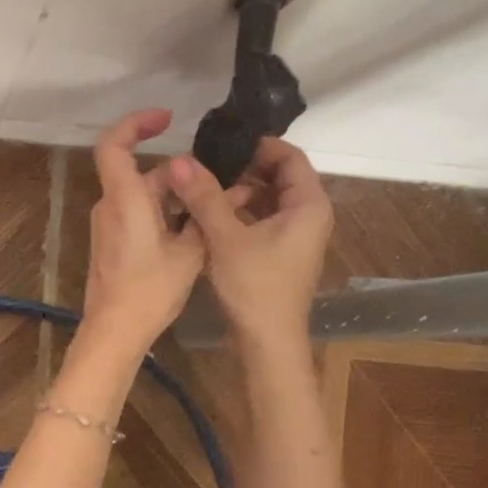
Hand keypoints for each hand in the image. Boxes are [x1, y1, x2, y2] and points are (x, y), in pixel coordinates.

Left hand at [77, 109, 205, 360]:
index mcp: (124, 199)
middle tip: (221, 185)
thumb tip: (238, 188)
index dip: (136, 123)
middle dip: (181, 176)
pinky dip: (165, 216)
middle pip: (143, 175)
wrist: (114, 332)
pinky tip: (195, 233)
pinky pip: (138, 217)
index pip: (114, 144)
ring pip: (144, 198)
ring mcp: (108, 228)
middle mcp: (110, 207)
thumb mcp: (190, 252)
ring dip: (177, 199)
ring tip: (215, 211)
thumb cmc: (149, 291)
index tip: (167, 119)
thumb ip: (209, 215)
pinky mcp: (111, 246)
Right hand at [165, 137, 332, 348]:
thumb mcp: (226, 238)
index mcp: (308, 204)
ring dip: (237, 195)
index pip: (289, 156)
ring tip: (201, 191)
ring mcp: (295, 238)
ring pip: (267, 202)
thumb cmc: (255, 287)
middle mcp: (308, 216)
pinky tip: (209, 220)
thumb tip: (179, 160)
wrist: (267, 342)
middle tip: (204, 168)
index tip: (220, 145)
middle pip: (278, 178)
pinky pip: (261, 223)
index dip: (256, 146)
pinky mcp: (280, 256)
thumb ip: (205, 197)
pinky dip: (239, 217)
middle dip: (242, 171)